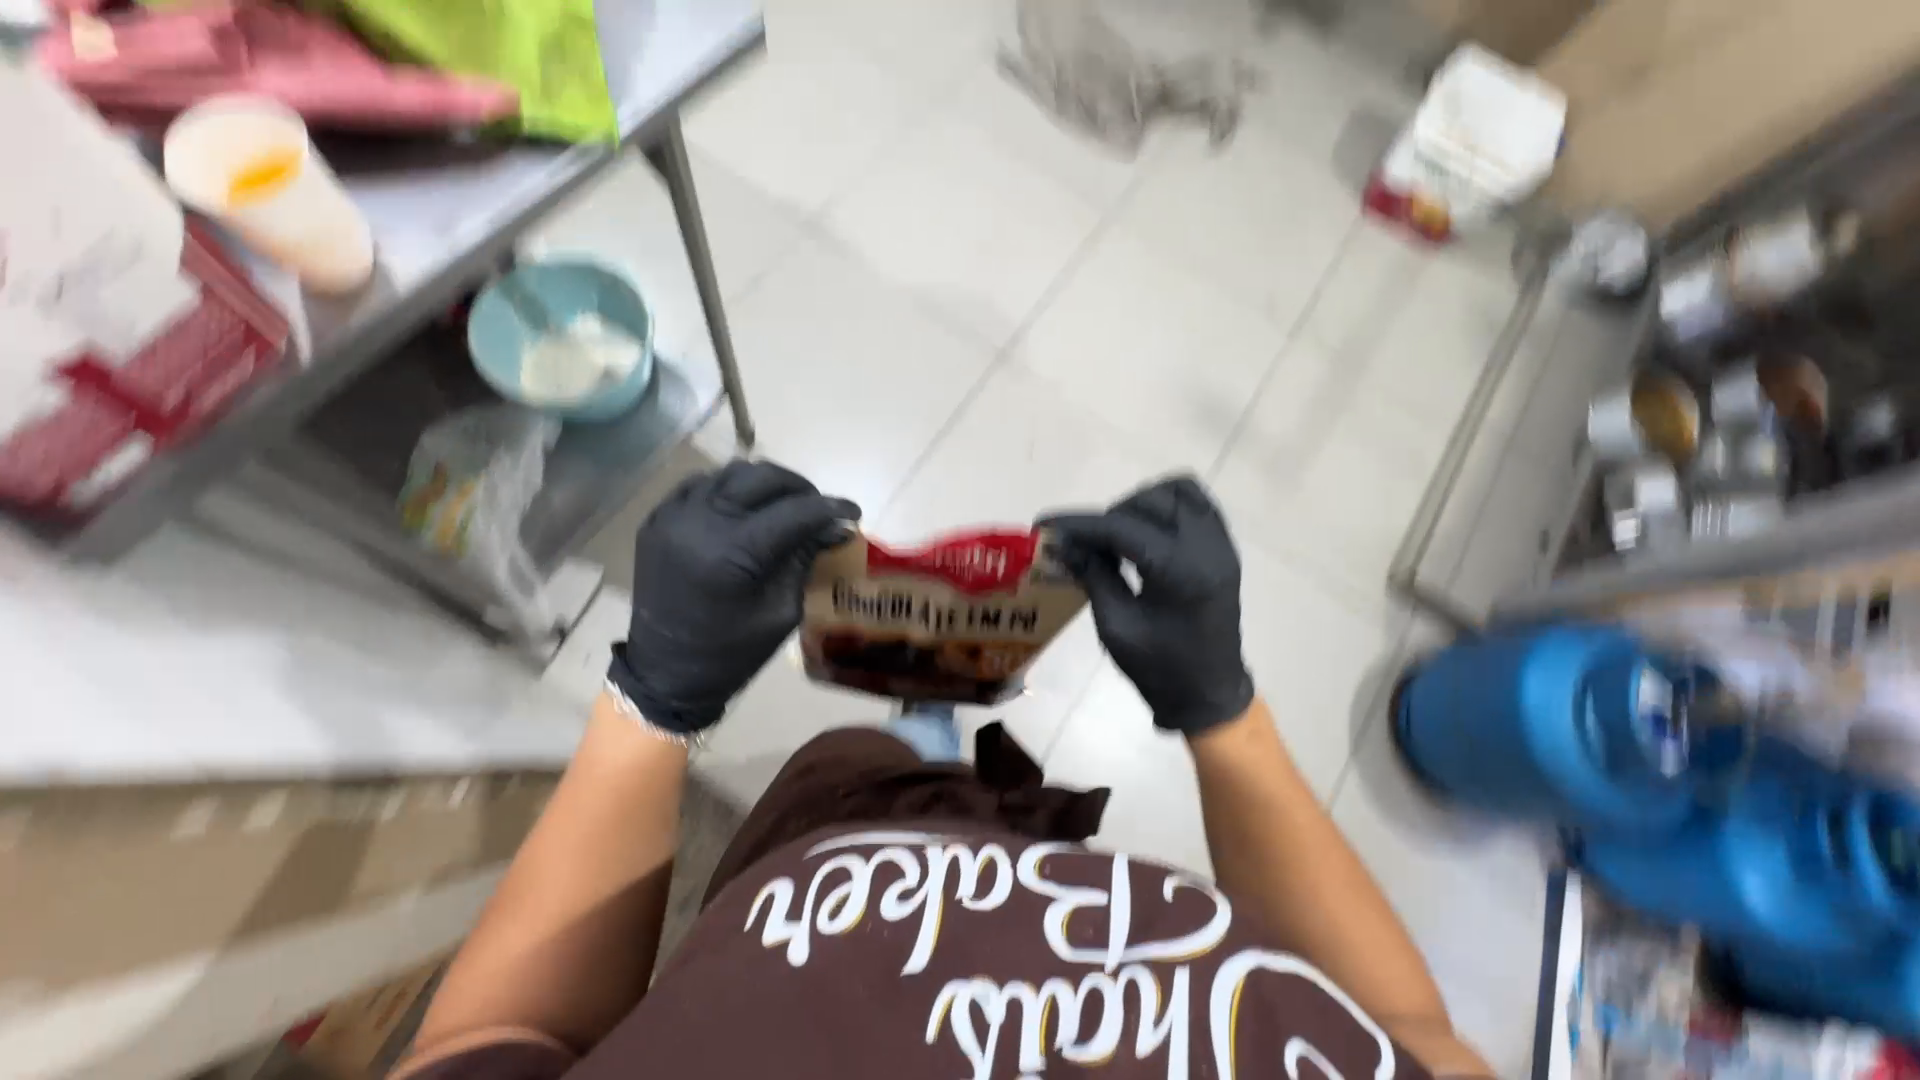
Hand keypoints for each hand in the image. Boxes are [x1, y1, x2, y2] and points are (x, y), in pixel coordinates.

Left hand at [608, 460, 858, 736]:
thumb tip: (835, 527)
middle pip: (761, 477)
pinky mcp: (657, 520)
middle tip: (818, 507)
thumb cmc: (731, 652)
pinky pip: (700, 485)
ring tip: (783, 504)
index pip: (794, 512)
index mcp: (732, 552)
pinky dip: (729, 489)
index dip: (830, 508)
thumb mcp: (781, 611)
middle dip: (799, 487)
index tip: (853, 512)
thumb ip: (805, 560)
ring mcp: (673, 516)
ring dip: (764, 484)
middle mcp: (700, 522)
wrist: (665, 672)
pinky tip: (744, 508)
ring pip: (730, 473)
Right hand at [1041, 475, 1252, 736]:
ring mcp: (1221, 544)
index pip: (1121, 528)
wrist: (1208, 692)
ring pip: (1177, 491)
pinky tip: (1143, 529)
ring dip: (1140, 503)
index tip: (1043, 524)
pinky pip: (1196, 503)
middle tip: (1083, 542)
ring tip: (1116, 533)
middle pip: (1149, 502)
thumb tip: (1060, 543)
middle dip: (1109, 516)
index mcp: (1180, 572)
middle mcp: (1206, 547)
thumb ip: (1093, 575)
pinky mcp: (1223, 547)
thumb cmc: (1159, 668)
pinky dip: (1166, 505)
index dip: (1078, 524)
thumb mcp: (1116, 626)